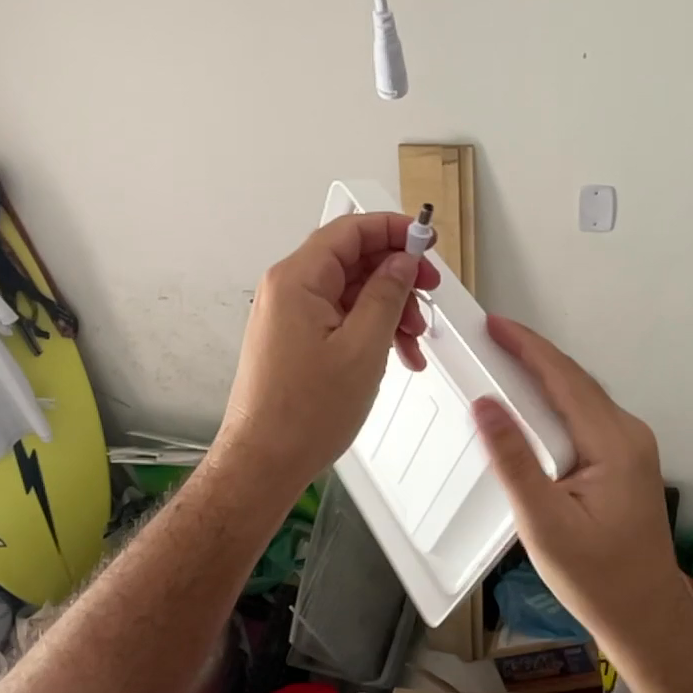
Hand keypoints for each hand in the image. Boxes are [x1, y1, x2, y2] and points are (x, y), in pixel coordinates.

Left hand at [214, 213, 441, 495]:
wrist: (263, 463)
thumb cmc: (303, 415)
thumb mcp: (363, 348)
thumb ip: (386, 295)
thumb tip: (402, 262)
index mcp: (297, 279)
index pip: (350, 230)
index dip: (393, 230)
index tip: (425, 240)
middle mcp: (287, 289)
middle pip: (352, 259)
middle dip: (396, 275)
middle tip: (429, 291)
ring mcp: (289, 314)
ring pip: (350, 291)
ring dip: (389, 307)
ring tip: (415, 339)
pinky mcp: (294, 337)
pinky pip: (339, 317)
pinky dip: (370, 328)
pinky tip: (397, 353)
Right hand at [473, 317, 688, 642]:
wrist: (645, 619)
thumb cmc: (594, 577)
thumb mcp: (544, 523)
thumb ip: (514, 460)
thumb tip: (485, 404)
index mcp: (614, 444)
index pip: (565, 379)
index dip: (528, 347)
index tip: (494, 324)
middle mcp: (629, 434)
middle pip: (575, 380)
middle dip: (533, 353)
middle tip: (490, 337)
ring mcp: (632, 445)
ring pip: (581, 394)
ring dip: (543, 373)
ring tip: (503, 359)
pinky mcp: (625, 459)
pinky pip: (585, 413)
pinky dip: (554, 398)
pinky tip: (530, 402)